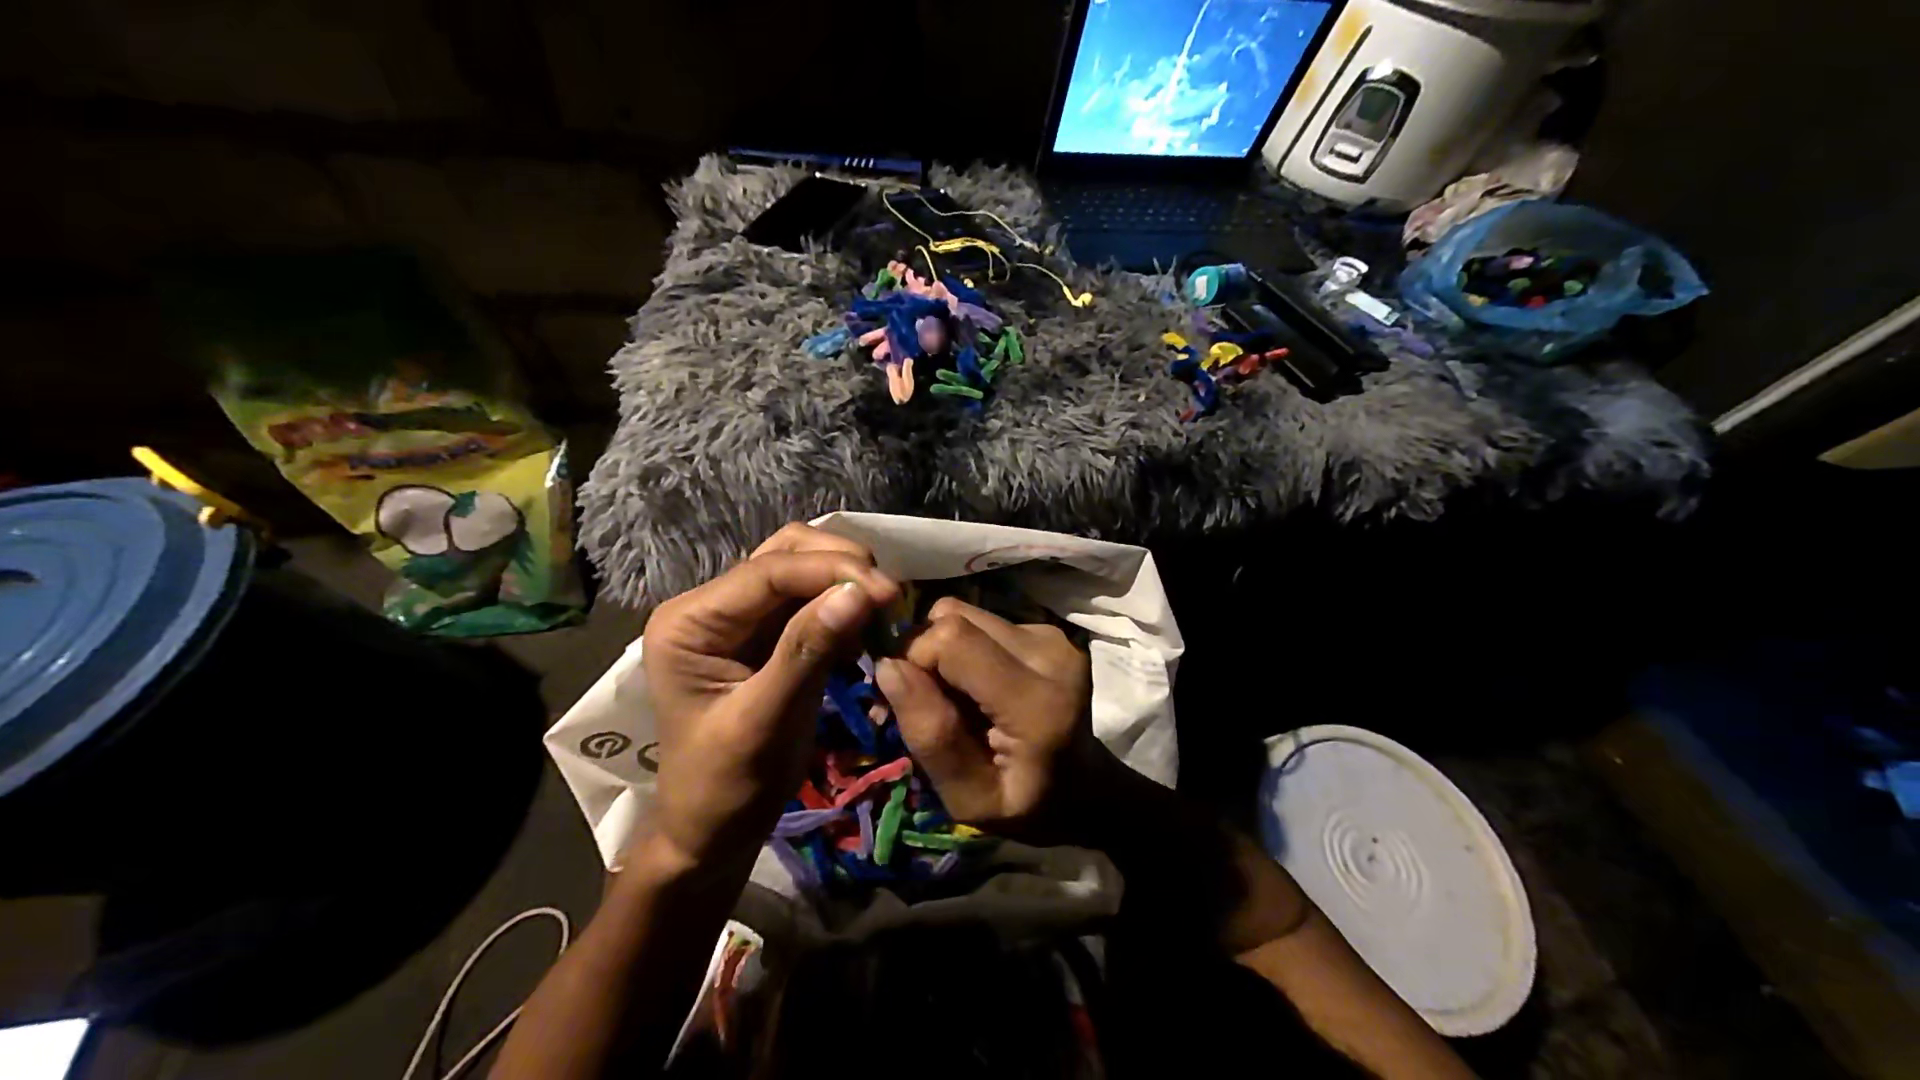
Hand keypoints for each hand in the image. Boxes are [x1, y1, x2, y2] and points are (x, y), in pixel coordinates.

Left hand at [639, 524, 899, 868]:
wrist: (712, 832)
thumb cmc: (726, 787)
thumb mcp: (765, 722)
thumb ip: (808, 652)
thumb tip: (859, 593)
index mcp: (690, 621)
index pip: (768, 571)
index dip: (832, 572)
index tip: (889, 592)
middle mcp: (710, 605)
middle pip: (785, 554)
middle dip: (841, 568)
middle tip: (889, 601)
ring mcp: (738, 617)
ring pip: (801, 567)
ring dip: (844, 580)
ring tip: (880, 612)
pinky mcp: (765, 633)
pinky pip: (810, 597)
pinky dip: (842, 604)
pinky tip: (863, 628)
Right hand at [874, 597, 1103, 842]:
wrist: (1087, 791)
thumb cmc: (1027, 807)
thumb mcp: (967, 799)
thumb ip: (930, 735)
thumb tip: (887, 667)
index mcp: (1035, 702)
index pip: (951, 638)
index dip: (916, 661)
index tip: (913, 703)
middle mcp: (1049, 654)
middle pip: (954, 617)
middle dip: (925, 653)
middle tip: (931, 700)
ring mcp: (1052, 637)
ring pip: (965, 613)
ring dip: (945, 649)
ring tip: (958, 694)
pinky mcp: (1047, 630)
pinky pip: (982, 620)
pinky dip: (967, 648)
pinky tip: (979, 684)